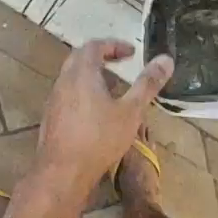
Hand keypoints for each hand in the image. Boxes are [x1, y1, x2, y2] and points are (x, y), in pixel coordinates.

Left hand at [36, 39, 171, 189]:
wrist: (62, 172)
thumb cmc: (99, 139)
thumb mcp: (131, 111)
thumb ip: (147, 84)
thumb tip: (166, 59)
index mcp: (82, 73)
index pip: (95, 46)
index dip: (114, 45)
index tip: (131, 52)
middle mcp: (64, 81)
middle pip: (80, 58)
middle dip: (102, 57)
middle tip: (121, 65)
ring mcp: (54, 100)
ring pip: (72, 78)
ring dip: (92, 76)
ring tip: (113, 90)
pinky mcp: (51, 118)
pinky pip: (68, 95)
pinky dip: (84, 93)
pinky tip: (98, 114)